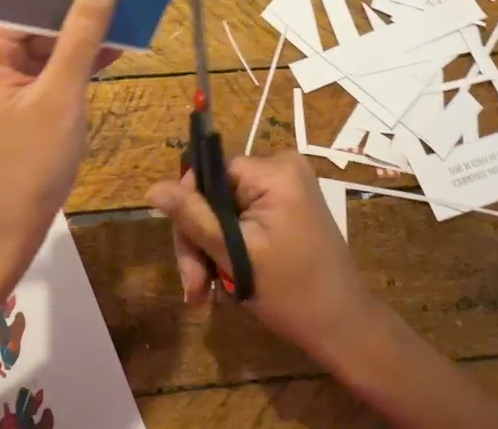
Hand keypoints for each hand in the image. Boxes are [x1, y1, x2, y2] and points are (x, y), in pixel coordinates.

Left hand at [0, 0, 120, 290]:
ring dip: (81, 42)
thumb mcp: (61, 96)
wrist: (3, 240)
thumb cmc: (28, 166)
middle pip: (37, 26)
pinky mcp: (12, 107)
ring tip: (129, 15)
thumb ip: (82, 36)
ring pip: (45, 51)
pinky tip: (111, 55)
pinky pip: (45, 75)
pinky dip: (73, 68)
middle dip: (80, 16)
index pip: (29, 6)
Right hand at [146, 150, 380, 359]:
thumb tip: (153, 188)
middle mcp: (281, 167)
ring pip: (226, 209)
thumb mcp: (235, 256)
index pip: (209, 173)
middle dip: (200, 240)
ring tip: (205, 292)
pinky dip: (231, 246)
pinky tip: (225, 279)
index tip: (187, 262)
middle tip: (195, 288)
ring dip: (211, 249)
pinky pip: (244, 216)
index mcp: (273, 171)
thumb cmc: (292, 293)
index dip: (190, 212)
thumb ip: (193, 218)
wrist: (344, 328)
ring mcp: (287, 187)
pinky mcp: (289, 206)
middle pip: (216, 194)